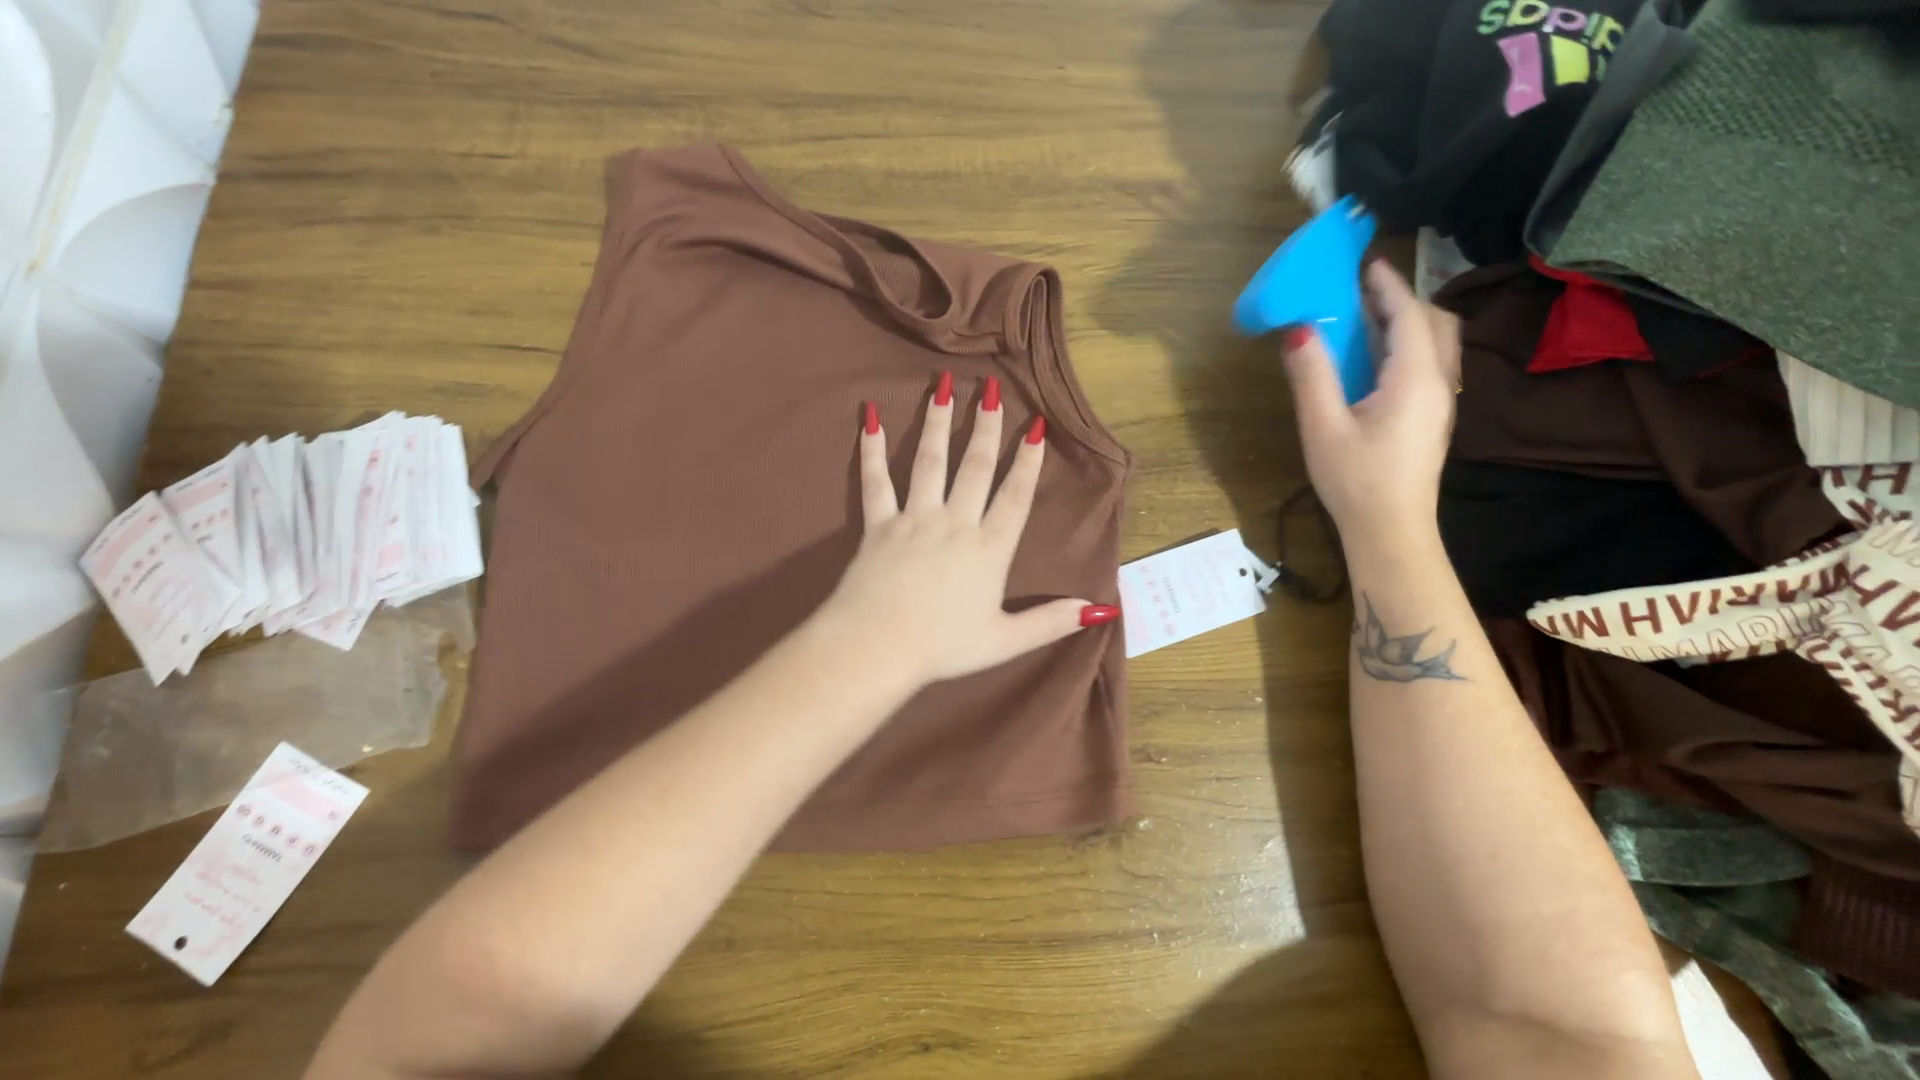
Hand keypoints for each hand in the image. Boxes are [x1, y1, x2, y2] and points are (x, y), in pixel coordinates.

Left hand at [816, 374, 1114, 688]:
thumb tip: (1100, 609)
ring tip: (944, 386)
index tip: (1035, 425)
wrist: (877, 646)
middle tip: (991, 388)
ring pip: (929, 462)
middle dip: (985, 426)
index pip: (1014, 496)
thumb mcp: (1004, 641)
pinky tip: (870, 418)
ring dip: (938, 422)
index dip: (1027, 461)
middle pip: (975, 467)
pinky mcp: (878, 525)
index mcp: (988, 549)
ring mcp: (914, 520)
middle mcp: (954, 523)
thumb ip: (1050, 621)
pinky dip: (872, 450)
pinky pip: (876, 482)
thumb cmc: (942, 647)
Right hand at [1281, 260, 1460, 549]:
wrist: (1391, 532)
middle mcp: (1439, 383)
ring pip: (1438, 344)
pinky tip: (1376, 362)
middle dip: (1402, 299)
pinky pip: (1431, 364)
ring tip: (1369, 322)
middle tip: (1362, 294)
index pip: (1408, 314)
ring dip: (1409, 322)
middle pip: (1434, 322)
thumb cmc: (1355, 481)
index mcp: (1414, 379)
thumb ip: (1311, 374)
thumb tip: (1297, 328)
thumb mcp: (1322, 427)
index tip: (1364, 262)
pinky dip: (1409, 345)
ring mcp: (1442, 402)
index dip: (1387, 284)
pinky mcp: (1434, 419)